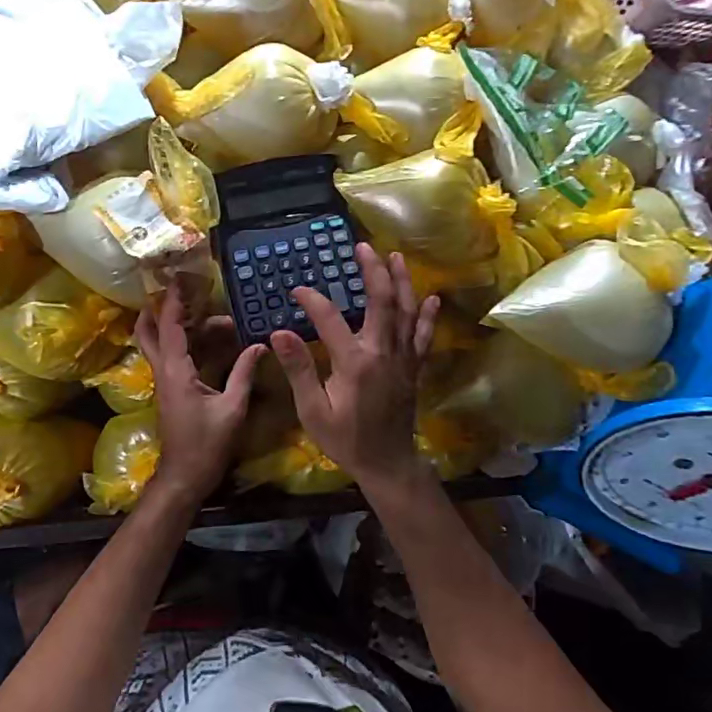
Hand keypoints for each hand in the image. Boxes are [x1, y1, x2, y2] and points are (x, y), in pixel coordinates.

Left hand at [135, 287, 265, 507]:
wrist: (184, 476)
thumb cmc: (207, 444)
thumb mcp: (232, 408)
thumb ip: (244, 373)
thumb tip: (259, 344)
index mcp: (175, 370)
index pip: (171, 326)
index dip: (175, 300)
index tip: (180, 277)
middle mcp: (164, 369)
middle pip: (151, 330)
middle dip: (161, 306)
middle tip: (178, 287)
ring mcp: (165, 379)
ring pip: (161, 341)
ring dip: (178, 323)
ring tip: (205, 308)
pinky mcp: (171, 388)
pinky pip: (172, 354)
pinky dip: (185, 340)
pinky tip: (208, 336)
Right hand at [271, 244, 440, 490]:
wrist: (387, 464)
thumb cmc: (346, 439)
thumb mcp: (313, 410)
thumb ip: (299, 369)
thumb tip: (279, 332)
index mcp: (355, 362)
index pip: (330, 319)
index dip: (313, 300)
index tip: (298, 290)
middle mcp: (383, 352)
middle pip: (381, 302)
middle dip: (373, 271)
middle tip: (363, 247)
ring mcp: (403, 359)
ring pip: (407, 312)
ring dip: (402, 282)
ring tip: (395, 257)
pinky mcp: (413, 368)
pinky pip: (424, 335)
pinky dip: (428, 315)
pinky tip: (432, 297)